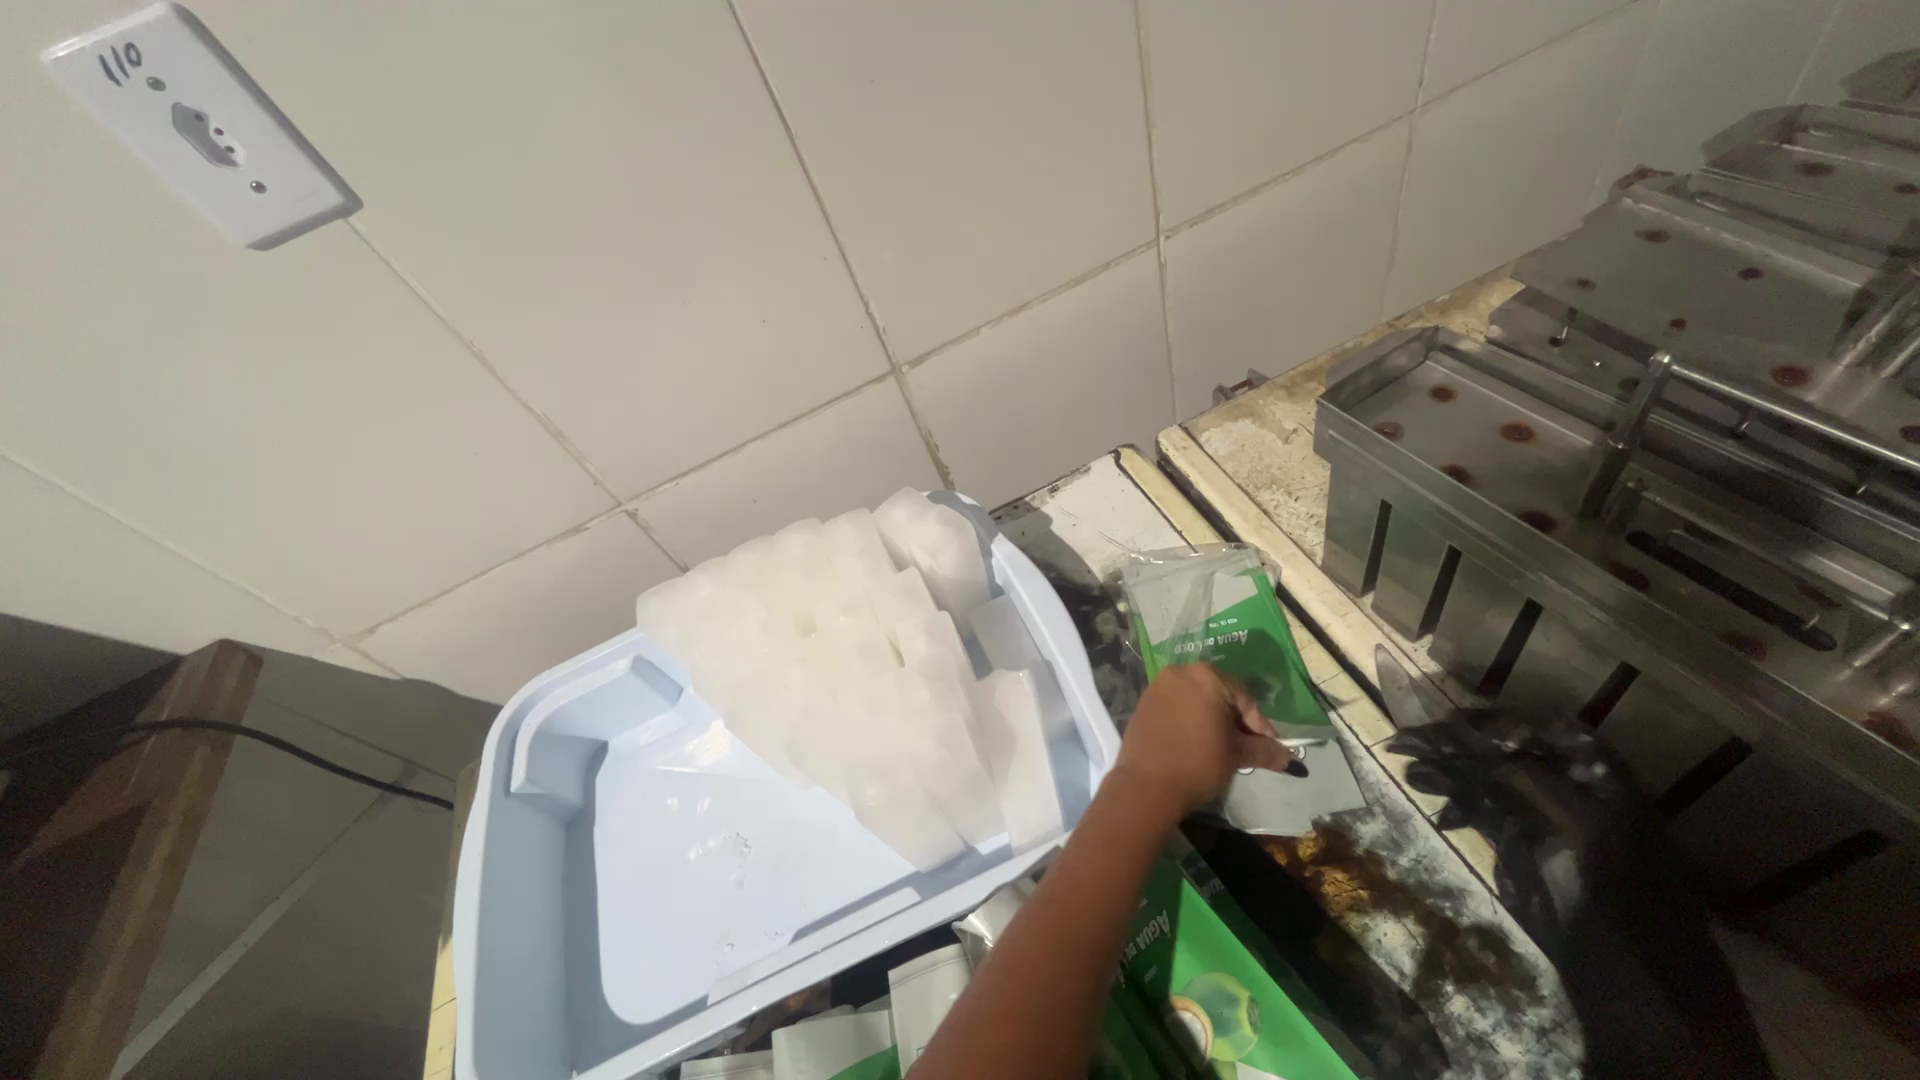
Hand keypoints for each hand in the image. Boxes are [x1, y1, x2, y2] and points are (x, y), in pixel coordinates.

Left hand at [1112, 662, 1301, 814]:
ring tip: (1222, 746)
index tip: (1268, 747)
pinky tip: (1196, 742)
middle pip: (1220, 694)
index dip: (1259, 725)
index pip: (1245, 699)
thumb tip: (1294, 761)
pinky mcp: (1144, 702)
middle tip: (1246, 746)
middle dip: (1235, 720)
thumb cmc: (1198, 764)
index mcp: (1207, 676)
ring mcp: (1158, 685)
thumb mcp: (1237, 755)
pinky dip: (1190, 718)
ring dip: (1213, 718)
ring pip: (1197, 698)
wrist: (1146, 786)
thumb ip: (1266, 750)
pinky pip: (1176, 705)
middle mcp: (1180, 672)